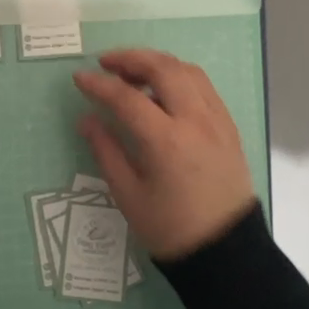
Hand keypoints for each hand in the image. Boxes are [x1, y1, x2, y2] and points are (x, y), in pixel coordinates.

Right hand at [73, 50, 257, 261]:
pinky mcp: (228, 127)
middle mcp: (195, 121)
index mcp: (166, 141)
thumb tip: (87, 120)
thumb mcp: (128, 194)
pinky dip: (179, 77)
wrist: (225, 250)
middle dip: (131, 59)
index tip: (79, 79)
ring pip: (188, 71)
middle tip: (106, 63)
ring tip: (133, 73)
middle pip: (163, 69)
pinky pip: (204, 87)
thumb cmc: (170, 228)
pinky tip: (163, 90)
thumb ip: (106, 150)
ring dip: (157, 63)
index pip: (127, 97)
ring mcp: (217, 121)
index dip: (99, 85)